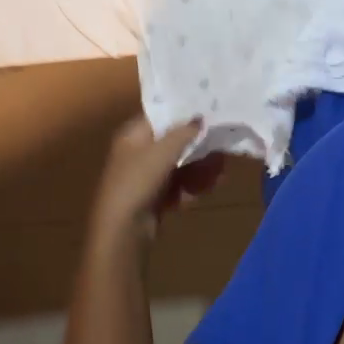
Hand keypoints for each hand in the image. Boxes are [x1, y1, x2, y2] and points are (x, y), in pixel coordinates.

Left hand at [90, 117, 226, 245]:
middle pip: (174, 141)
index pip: (161, 115)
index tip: (210, 112)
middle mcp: (137, 152)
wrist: (122, 231)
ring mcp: (145, 177)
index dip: (184, 112)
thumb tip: (201, 117)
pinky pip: (178, 185)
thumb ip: (184, 131)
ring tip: (220, 172)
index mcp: (132, 135)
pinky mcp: (153, 197)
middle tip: (222, 147)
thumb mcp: (163, 151)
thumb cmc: (137, 182)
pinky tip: (209, 189)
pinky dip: (193, 186)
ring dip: (200, 167)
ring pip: (179, 164)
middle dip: (198, 145)